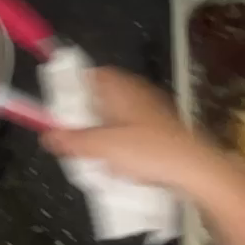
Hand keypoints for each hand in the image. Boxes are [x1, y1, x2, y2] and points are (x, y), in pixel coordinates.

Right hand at [42, 68, 227, 191]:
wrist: (194, 169)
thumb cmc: (151, 151)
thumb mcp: (101, 147)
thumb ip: (71, 140)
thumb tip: (49, 135)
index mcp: (121, 87)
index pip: (89, 74)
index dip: (71, 89)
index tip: (58, 107)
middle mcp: (137, 93)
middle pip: (101, 98)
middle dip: (85, 118)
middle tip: (74, 137)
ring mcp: (152, 111)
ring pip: (117, 118)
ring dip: (103, 134)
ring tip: (96, 155)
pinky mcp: (162, 131)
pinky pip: (133, 133)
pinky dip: (122, 146)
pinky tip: (121, 166)